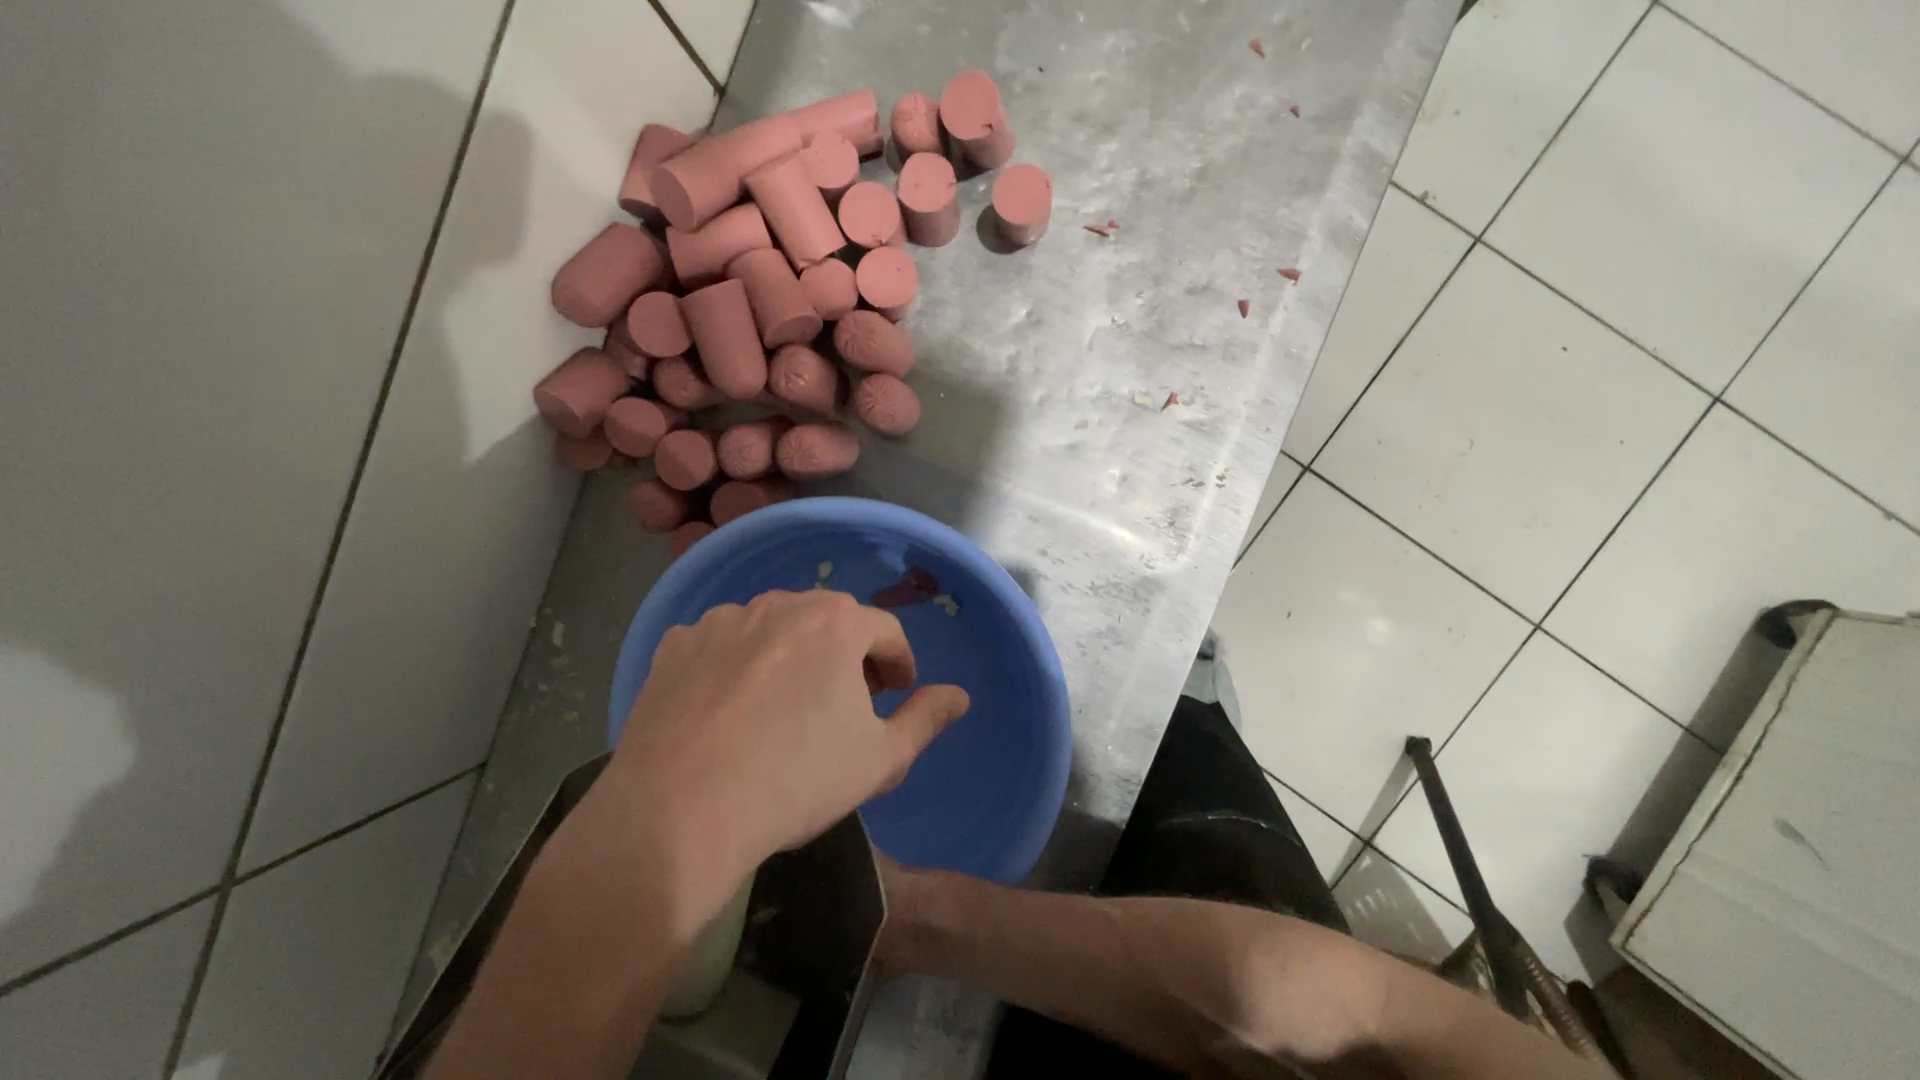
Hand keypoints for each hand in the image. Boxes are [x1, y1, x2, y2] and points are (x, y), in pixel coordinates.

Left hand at [612, 589, 970, 873]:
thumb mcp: (880, 760)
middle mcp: (778, 605)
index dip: (899, 664)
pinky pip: (721, 644)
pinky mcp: (675, 644)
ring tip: (784, 707)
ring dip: (790, 655)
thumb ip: (925, 719)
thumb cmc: (795, 782)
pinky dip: (735, 665)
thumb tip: (959, 695)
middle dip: (846, 654)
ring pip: (772, 628)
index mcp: (835, 623)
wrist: (679, 813)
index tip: (895, 695)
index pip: (885, 631)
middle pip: (828, 619)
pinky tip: (729, 710)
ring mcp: (720, 620)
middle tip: (846, 701)